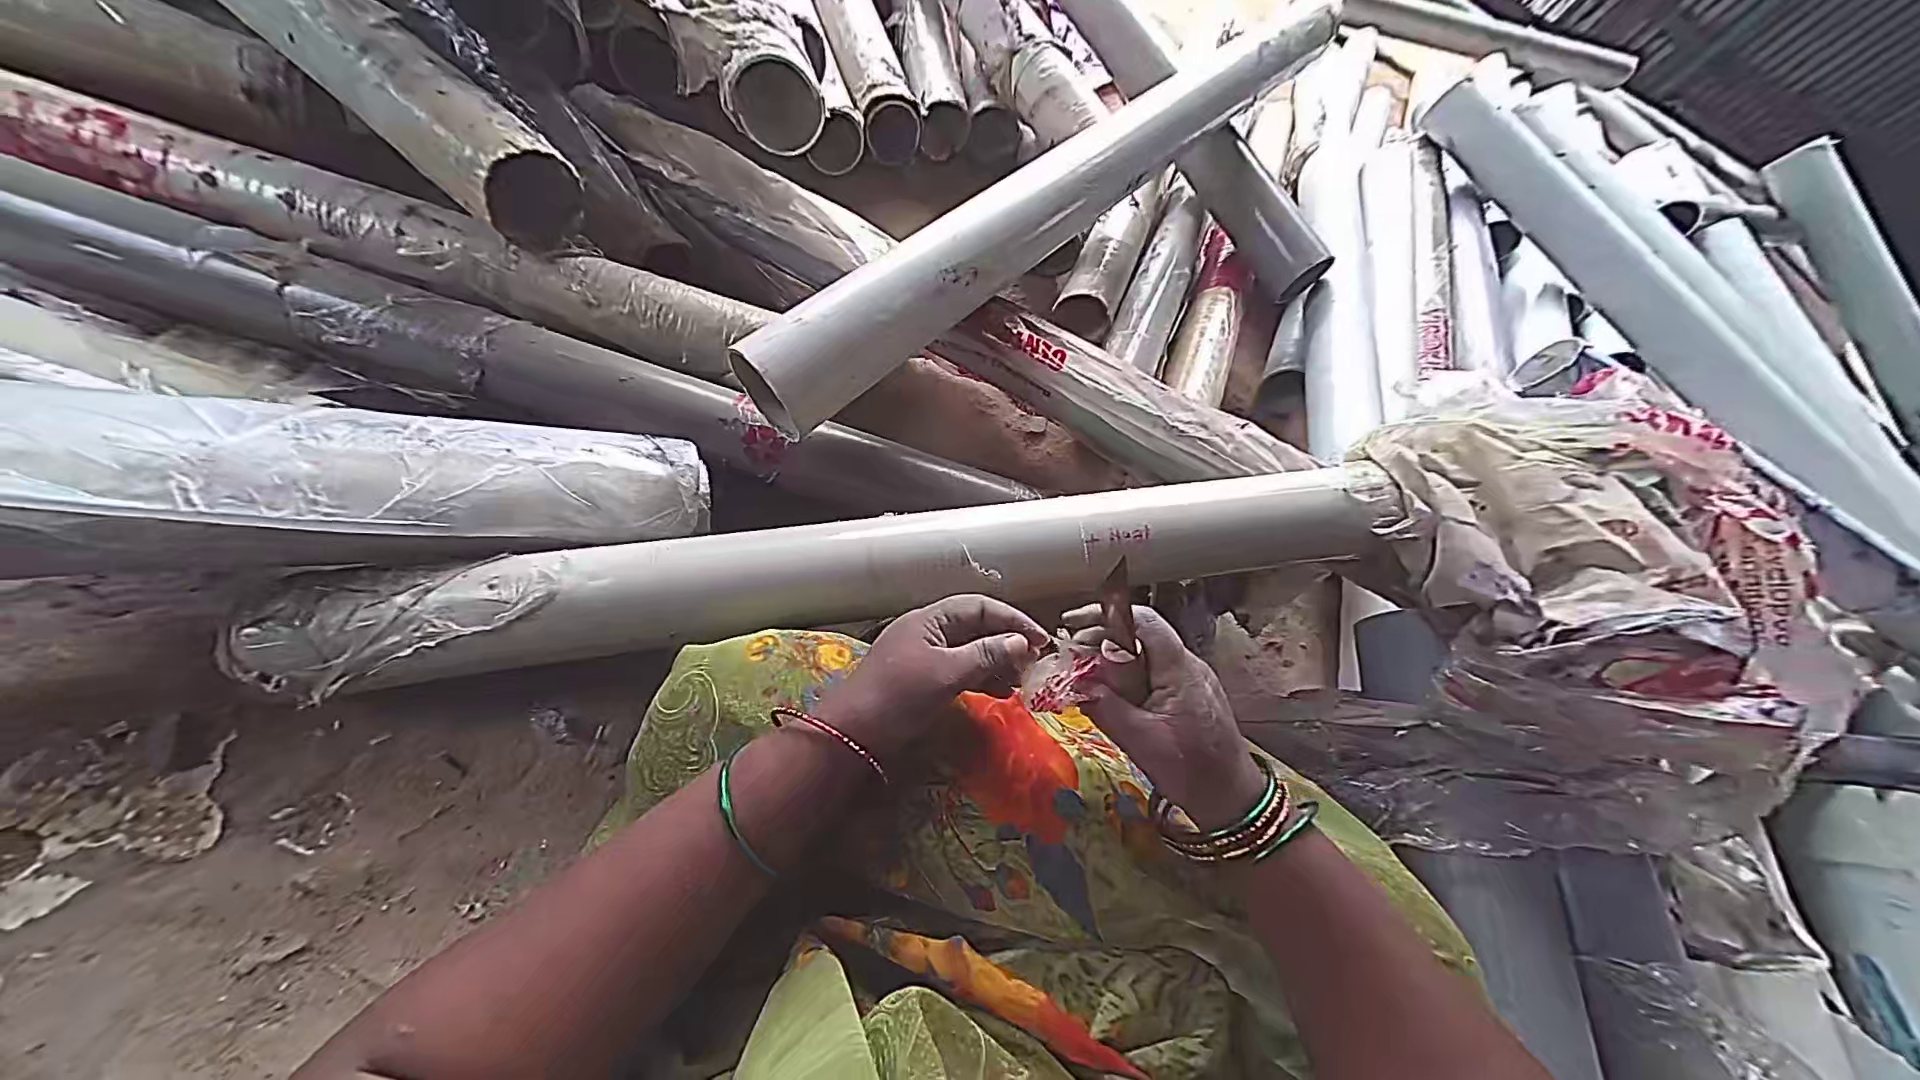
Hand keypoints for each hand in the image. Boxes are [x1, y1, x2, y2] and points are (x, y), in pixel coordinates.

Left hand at [813, 594, 1048, 761]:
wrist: (852, 734)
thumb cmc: (899, 697)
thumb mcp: (947, 673)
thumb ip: (986, 655)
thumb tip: (1021, 642)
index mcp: (929, 619)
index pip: (979, 607)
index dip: (1012, 620)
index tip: (1040, 640)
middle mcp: (927, 631)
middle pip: (975, 627)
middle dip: (1006, 642)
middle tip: (1033, 663)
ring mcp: (922, 656)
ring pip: (969, 650)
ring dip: (996, 662)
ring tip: (1021, 681)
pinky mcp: (921, 679)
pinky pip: (958, 669)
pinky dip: (980, 677)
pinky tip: (999, 692)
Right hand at [1065, 604, 1267, 830]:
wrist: (1233, 799)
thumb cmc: (1191, 771)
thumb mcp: (1140, 740)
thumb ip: (1105, 706)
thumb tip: (1074, 682)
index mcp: (1180, 670)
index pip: (1143, 621)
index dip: (1105, 615)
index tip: (1074, 623)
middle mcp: (1187, 665)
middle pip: (1140, 634)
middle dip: (1101, 638)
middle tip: (1070, 653)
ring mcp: (1189, 679)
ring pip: (1144, 654)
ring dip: (1112, 659)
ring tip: (1082, 672)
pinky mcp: (1186, 694)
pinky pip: (1151, 672)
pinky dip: (1126, 676)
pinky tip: (1108, 691)